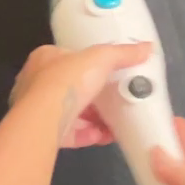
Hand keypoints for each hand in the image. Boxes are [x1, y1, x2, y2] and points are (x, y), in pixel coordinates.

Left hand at [8, 42, 151, 148]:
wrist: (44, 118)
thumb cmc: (68, 80)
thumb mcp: (101, 58)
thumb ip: (123, 53)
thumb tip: (148, 47)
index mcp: (45, 58)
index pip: (68, 59)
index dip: (88, 66)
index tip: (108, 75)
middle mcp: (35, 82)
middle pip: (69, 88)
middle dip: (93, 97)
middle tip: (115, 101)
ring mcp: (36, 110)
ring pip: (69, 113)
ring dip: (93, 119)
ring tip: (115, 123)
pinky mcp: (42, 134)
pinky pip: (68, 134)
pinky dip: (87, 135)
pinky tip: (105, 137)